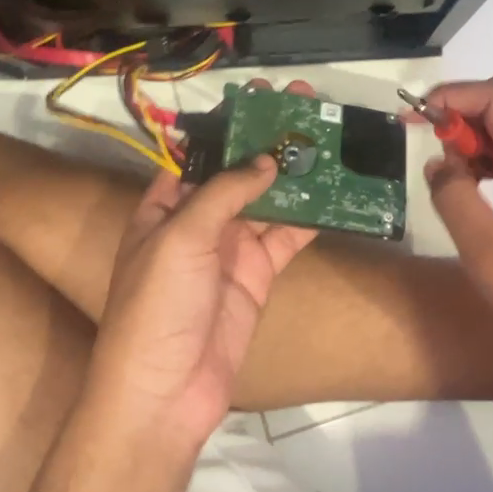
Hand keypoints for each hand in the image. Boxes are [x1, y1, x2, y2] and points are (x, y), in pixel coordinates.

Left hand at [86, 119, 317, 449]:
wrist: (166, 393)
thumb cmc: (157, 305)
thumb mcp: (180, 237)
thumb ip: (223, 192)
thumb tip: (265, 159)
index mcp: (165, 207)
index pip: (198, 154)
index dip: (227, 126)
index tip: (261, 98)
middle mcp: (199, 223)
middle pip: (238, 171)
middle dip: (268, 140)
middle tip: (304, 104)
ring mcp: (231, 250)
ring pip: (268, 199)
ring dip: (295, 171)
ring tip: (327, 135)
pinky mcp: (259, 276)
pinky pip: (288, 236)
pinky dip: (310, 215)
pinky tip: (335, 190)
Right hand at [418, 78, 492, 381]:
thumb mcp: (488, 252)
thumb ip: (455, 198)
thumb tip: (436, 162)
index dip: (453, 97)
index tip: (414, 116)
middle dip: (458, 110)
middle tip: (419, 132)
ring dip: (468, 135)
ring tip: (438, 162)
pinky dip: (480, 158)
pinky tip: (461, 183)